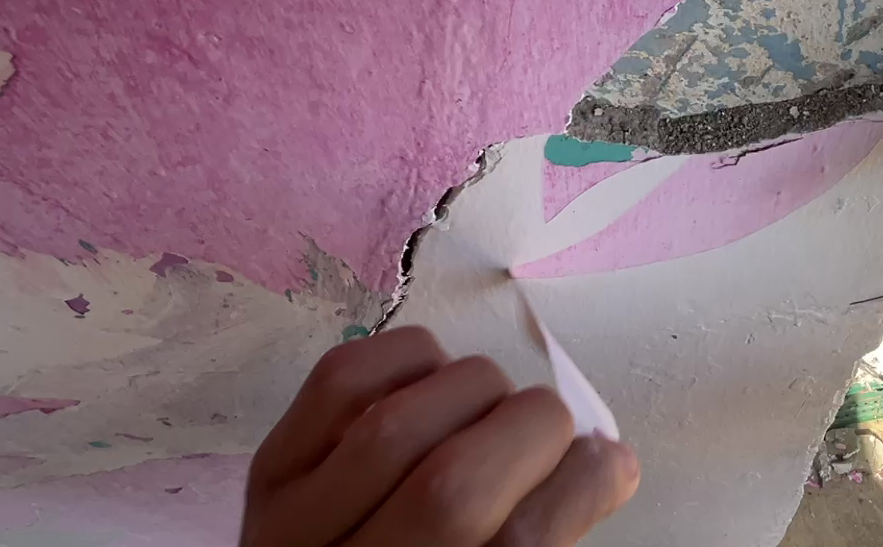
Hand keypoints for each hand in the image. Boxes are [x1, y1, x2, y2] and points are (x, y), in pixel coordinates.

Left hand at [241, 326, 638, 546]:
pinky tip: (432, 377)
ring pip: (401, 423)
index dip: (576, 491)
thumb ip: (547, 528)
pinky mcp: (269, 461)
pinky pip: (347, 374)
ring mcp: (289, 523)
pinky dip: (409, 354)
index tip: (611, 459)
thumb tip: (612, 457)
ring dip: (474, 388)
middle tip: (549, 426)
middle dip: (530, 427)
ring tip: (489, 404)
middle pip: (452, 489)